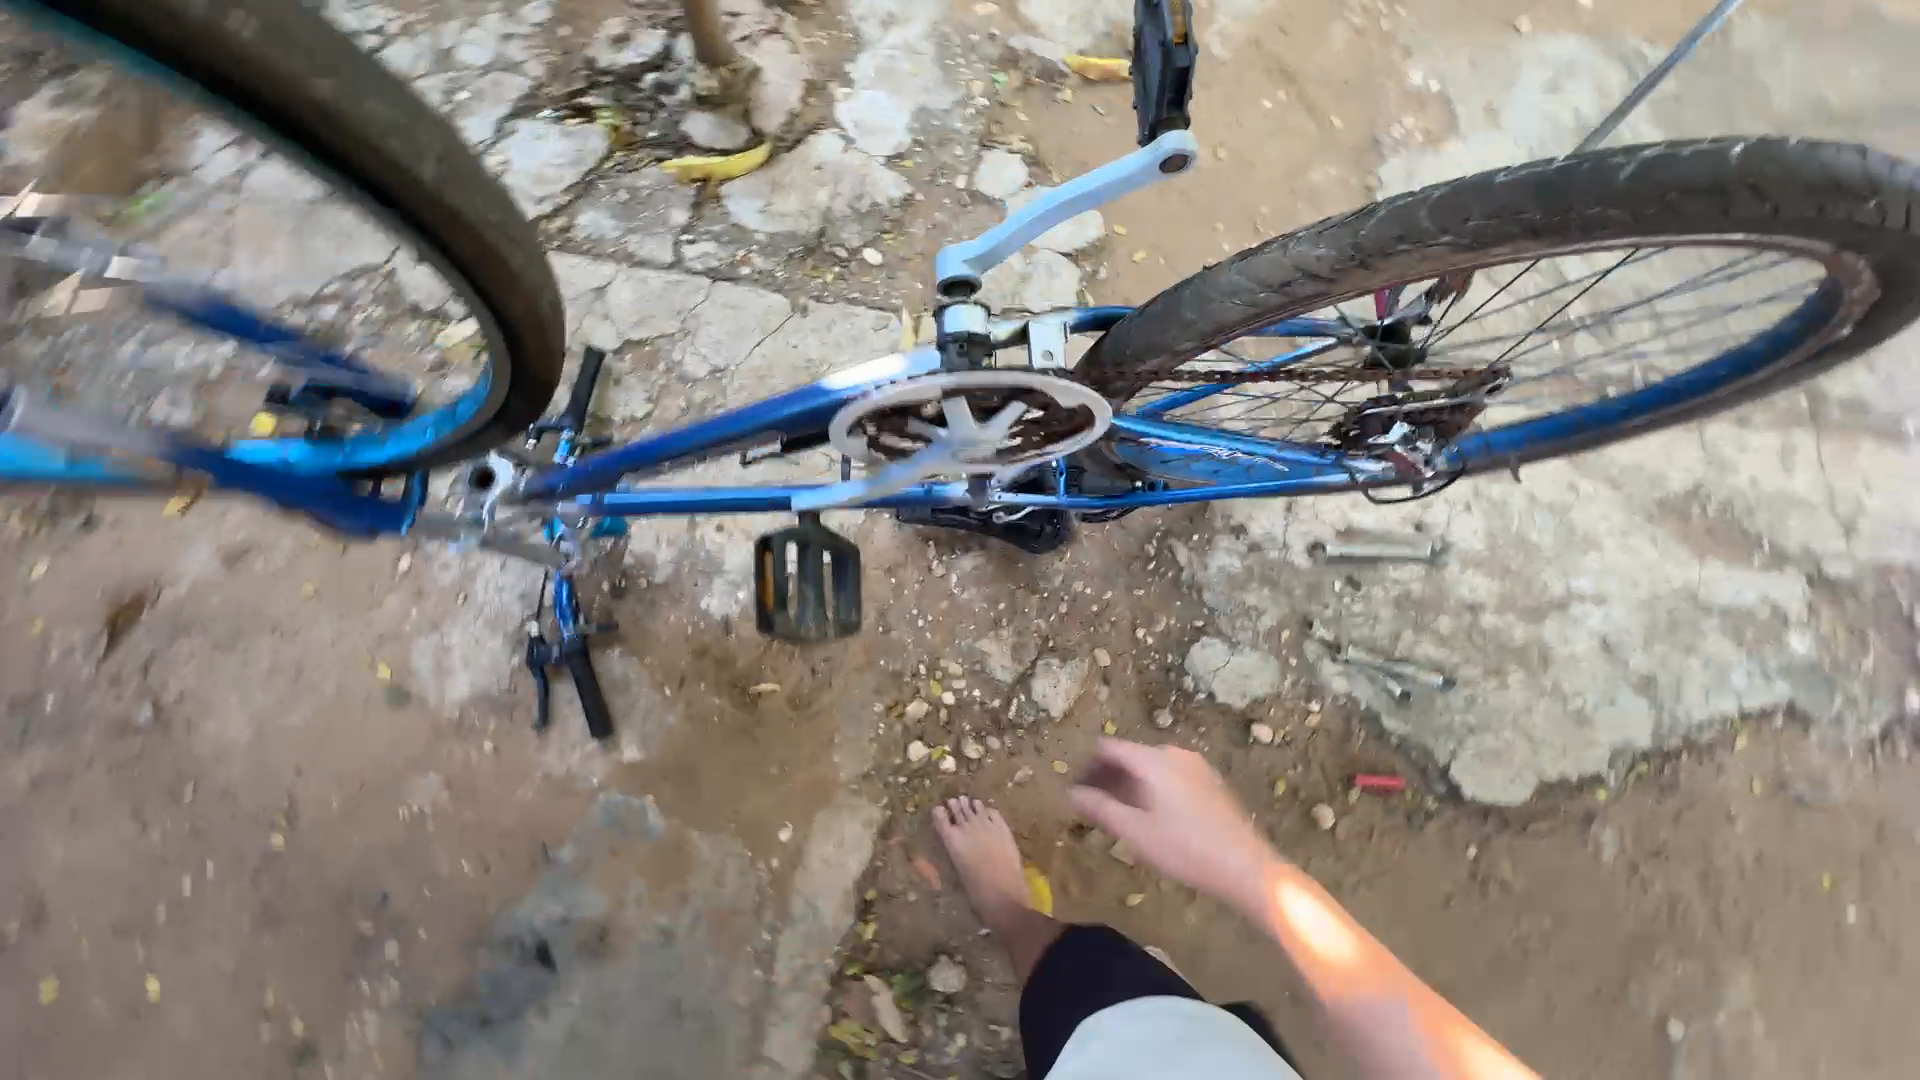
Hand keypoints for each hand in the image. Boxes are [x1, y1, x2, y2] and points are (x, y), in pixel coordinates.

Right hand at [1070, 737, 1282, 911]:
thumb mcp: (1135, 832)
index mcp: (1153, 759)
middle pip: (1130, 756)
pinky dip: (1152, 788)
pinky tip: (1152, 818)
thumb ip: (1101, 809)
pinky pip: (1170, 776)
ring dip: (1130, 785)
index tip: (1076, 788)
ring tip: (1120, 815)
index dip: (1087, 765)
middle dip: (1108, 777)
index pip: (1108, 748)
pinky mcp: (1210, 782)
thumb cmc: (1185, 849)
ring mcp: (1196, 767)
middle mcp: (1174, 754)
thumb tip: (1073, 793)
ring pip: (1150, 767)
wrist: (1247, 867)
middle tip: (1093, 806)